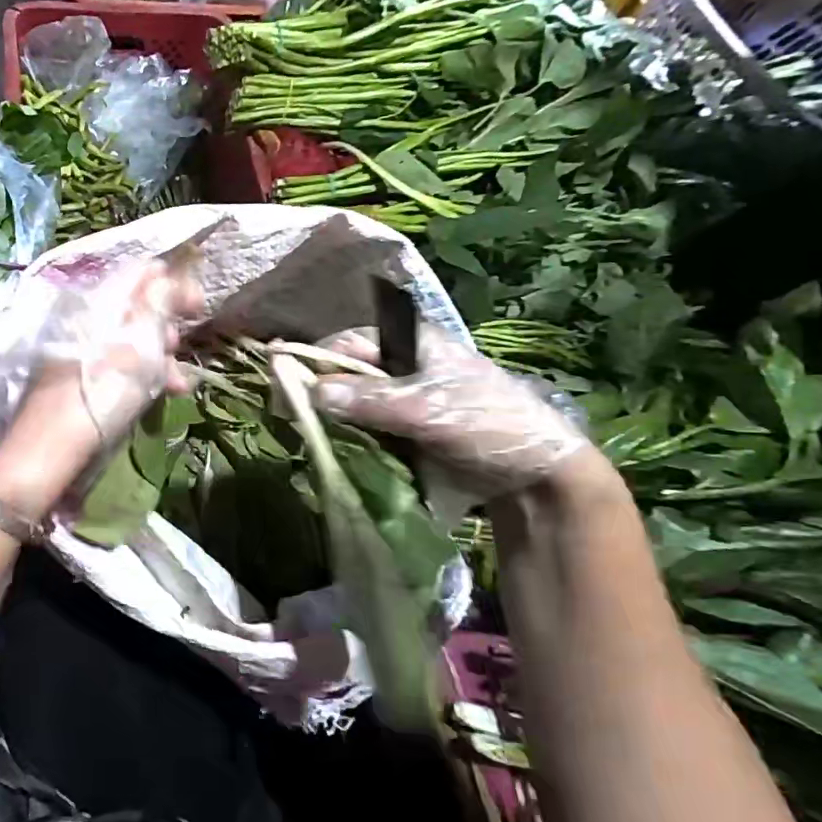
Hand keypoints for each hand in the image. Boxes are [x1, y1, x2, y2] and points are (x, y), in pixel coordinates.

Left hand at [0, 259, 202, 516]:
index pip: (136, 276)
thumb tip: (164, 273)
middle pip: (137, 310)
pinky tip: (162, 395)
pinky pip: (121, 366)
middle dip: (167, 327)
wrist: (48, 454)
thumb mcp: (136, 348)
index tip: (198, 307)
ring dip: (162, 358)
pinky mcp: (85, 380)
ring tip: (178, 386)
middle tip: (179, 349)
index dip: (171, 284)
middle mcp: (87, 322)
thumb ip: (154, 306)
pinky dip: (144, 376)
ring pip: (134, 342)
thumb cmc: (99, 396)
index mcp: (94, 305)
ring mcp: (85, 353)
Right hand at [312, 323, 592, 499]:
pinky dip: (342, 438)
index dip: (315, 359)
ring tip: (304, 435)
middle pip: (343, 372)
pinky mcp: (398, 431)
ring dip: (326, 419)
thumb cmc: (489, 425)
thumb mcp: (429, 409)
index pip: (348, 343)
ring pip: (346, 403)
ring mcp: (398, 401)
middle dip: (317, 392)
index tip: (286, 383)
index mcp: (411, 344)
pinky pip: (359, 428)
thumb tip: (312, 390)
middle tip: (290, 415)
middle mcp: (399, 367)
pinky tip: (328, 448)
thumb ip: (370, 399)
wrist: (534, 478)